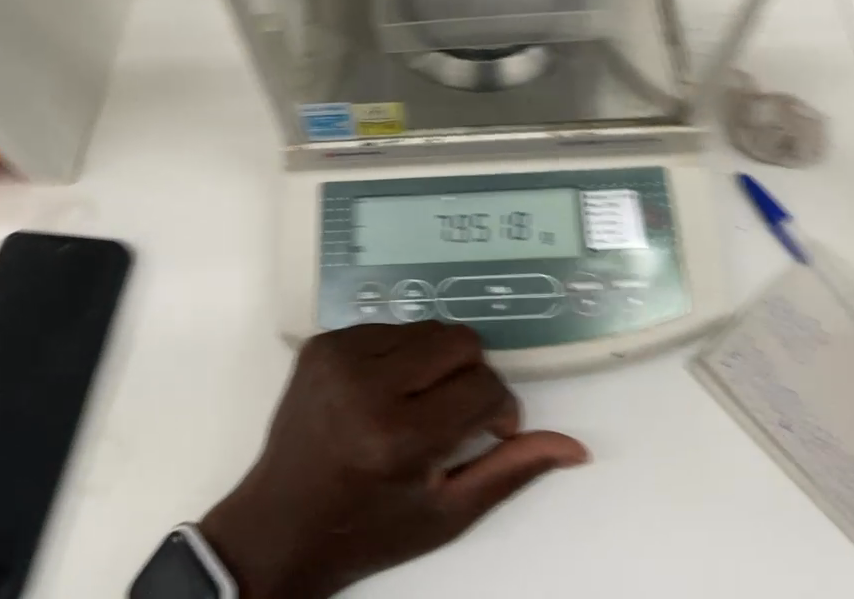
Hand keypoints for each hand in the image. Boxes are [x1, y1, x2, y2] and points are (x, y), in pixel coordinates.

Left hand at [199, 323, 586, 598]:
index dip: (499, 410)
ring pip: (426, 328)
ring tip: (418, 404)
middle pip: (458, 341)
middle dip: (471, 375)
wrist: (281, 524)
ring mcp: (337, 356)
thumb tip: (573, 446)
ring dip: (436, 362)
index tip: (489, 431)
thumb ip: (511, 471)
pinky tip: (388, 390)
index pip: (483, 387)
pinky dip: (401, 354)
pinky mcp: (320, 343)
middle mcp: (365, 384)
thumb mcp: (446, 512)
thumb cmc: (369, 527)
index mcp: (398, 436)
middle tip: (454, 414)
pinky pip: (388, 326)